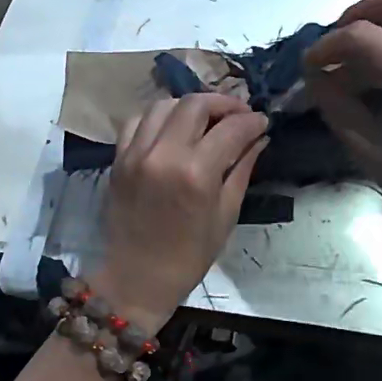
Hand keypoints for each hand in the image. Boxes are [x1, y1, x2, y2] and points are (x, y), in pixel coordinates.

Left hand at [92, 93, 268, 325]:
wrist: (136, 277)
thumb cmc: (189, 256)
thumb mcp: (226, 215)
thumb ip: (242, 169)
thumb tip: (258, 139)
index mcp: (196, 174)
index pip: (231, 128)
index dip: (252, 120)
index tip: (263, 121)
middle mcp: (164, 154)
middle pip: (195, 104)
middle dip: (223, 103)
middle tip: (238, 115)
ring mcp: (136, 153)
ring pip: (164, 105)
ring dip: (190, 106)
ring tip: (206, 120)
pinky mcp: (118, 158)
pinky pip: (138, 121)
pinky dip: (158, 117)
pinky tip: (172, 128)